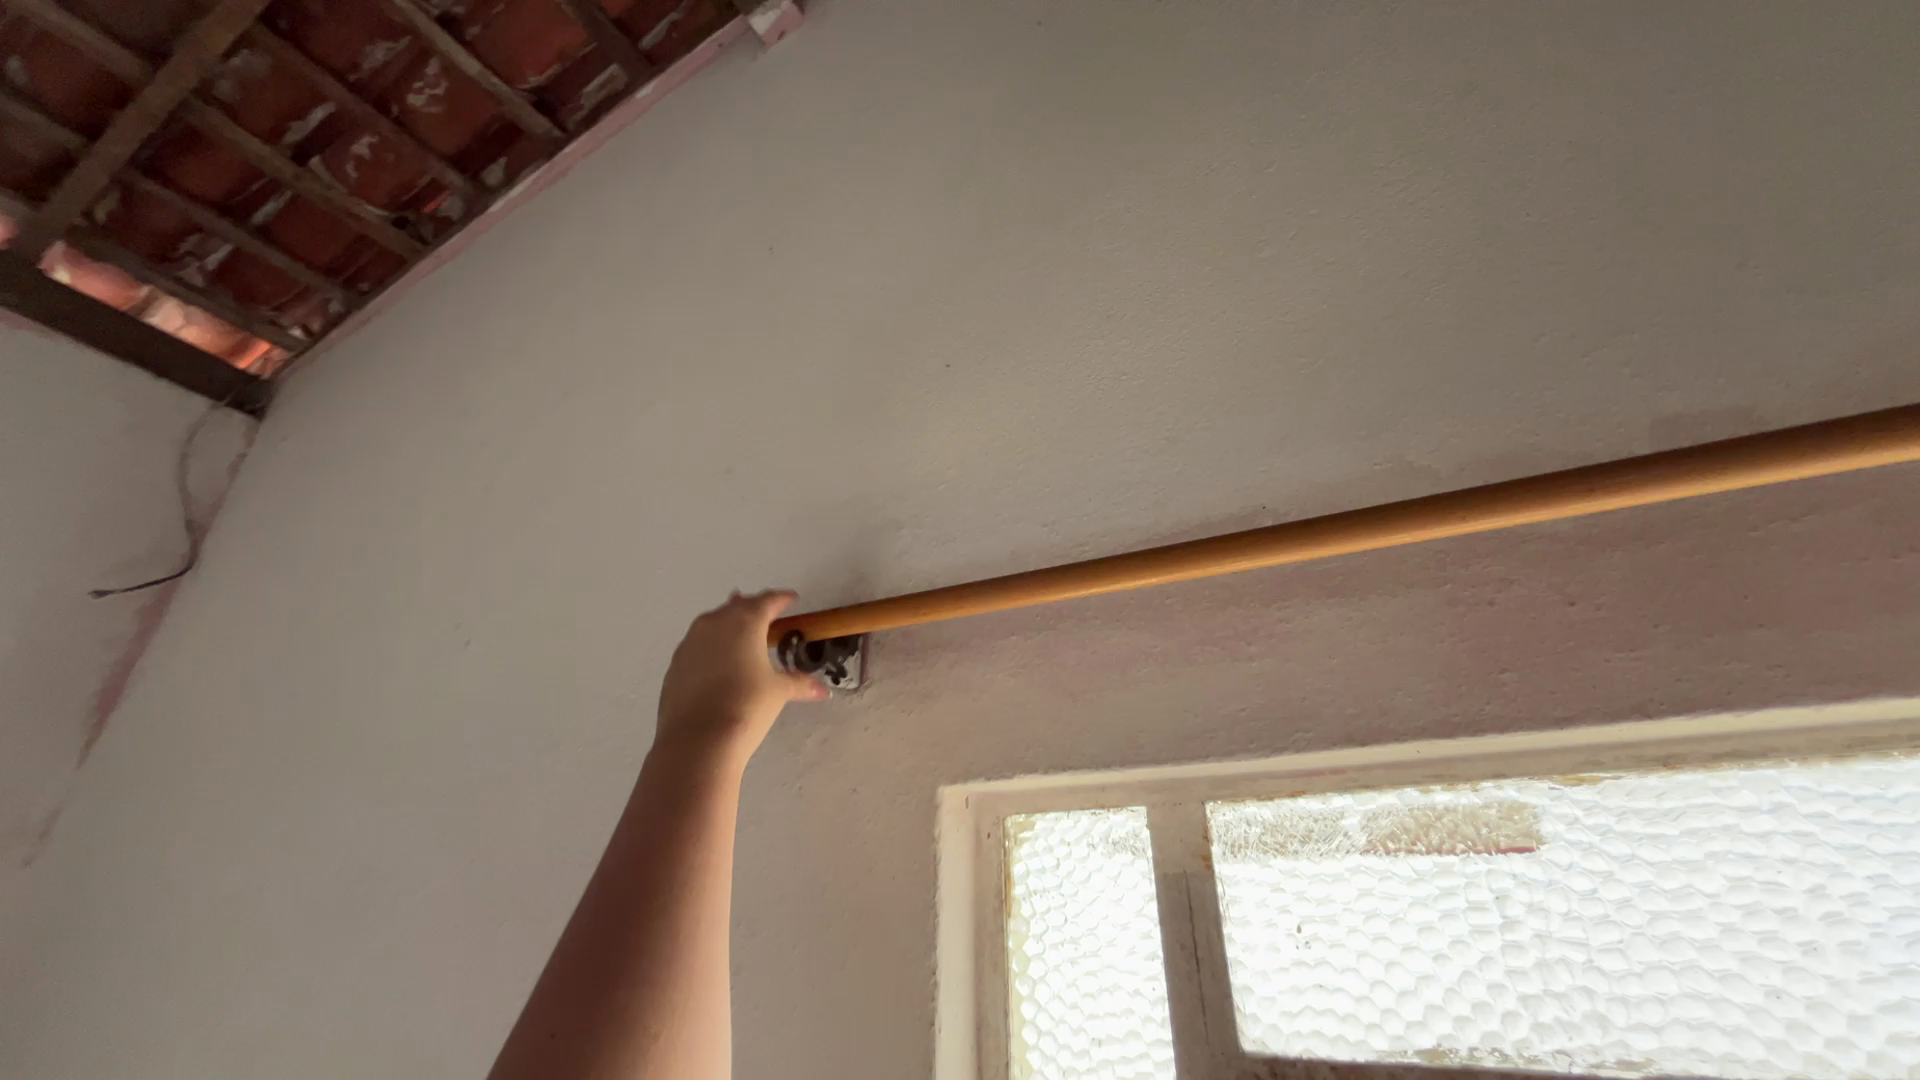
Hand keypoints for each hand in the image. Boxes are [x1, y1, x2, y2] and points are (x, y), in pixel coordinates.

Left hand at [654, 590, 827, 769]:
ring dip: (729, 624)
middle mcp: (715, 624)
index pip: (767, 601)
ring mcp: (690, 643)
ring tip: (740, 631)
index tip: (791, 598)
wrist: (697, 739)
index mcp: (745, 622)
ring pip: (713, 623)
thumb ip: (799, 684)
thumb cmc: (747, 705)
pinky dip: (712, 646)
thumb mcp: (778, 692)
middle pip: (737, 607)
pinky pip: (698, 645)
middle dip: (753, 608)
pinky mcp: (675, 664)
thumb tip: (822, 691)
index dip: (781, 599)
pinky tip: (717, 661)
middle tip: (767, 613)